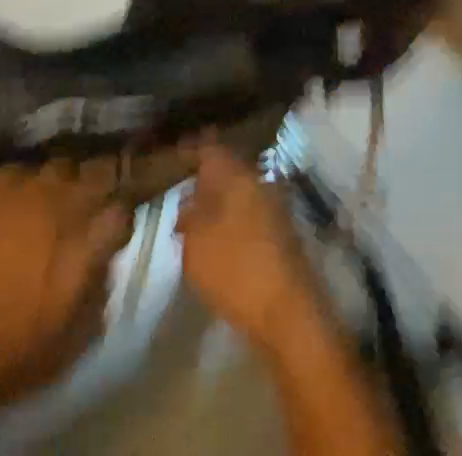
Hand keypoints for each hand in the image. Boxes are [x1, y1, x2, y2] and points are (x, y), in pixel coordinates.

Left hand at [0, 163, 130, 429]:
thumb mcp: (56, 356)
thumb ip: (92, 309)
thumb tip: (103, 274)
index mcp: (79, 253)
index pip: (122, 213)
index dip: (126, 216)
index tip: (120, 226)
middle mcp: (56, 211)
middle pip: (99, 174)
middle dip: (107, 181)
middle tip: (103, 196)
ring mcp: (18, 195)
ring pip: (61, 165)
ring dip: (70, 177)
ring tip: (64, 192)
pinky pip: (21, 169)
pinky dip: (30, 179)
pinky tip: (23, 194)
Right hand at [176, 143, 326, 348]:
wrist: (289, 313)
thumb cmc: (234, 270)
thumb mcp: (195, 242)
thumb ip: (189, 215)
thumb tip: (191, 200)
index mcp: (239, 177)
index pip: (211, 149)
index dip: (191, 149)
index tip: (172, 155)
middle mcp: (262, 185)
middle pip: (229, 171)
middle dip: (206, 179)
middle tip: (181, 189)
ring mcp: (277, 210)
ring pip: (241, 194)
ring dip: (220, 202)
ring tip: (194, 218)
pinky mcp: (284, 236)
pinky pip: (251, 216)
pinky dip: (233, 221)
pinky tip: (217, 238)